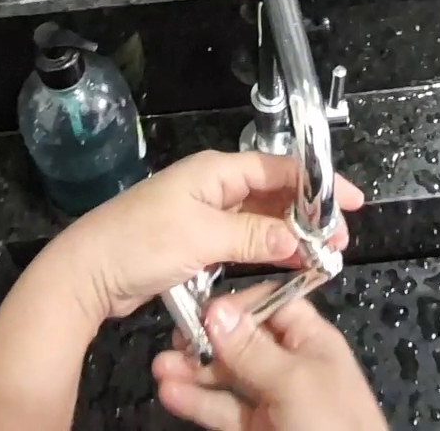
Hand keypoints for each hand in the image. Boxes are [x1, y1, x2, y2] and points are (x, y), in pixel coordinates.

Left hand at [35, 151, 365, 322]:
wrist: (89, 270)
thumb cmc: (141, 241)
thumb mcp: (202, 236)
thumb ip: (254, 236)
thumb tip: (297, 239)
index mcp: (216, 171)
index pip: (278, 169)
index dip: (316, 183)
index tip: (349, 201)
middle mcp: (214, 185)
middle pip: (273, 192)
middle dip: (307, 212)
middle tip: (338, 238)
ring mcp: (205, 213)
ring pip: (260, 217)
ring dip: (289, 232)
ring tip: (320, 253)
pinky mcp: (198, 239)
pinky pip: (243, 238)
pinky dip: (265, 247)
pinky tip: (285, 262)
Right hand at [152, 283, 385, 430]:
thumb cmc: (331, 426)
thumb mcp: (293, 383)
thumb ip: (252, 349)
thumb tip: (215, 309)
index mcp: (310, 340)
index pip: (269, 304)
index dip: (237, 304)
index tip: (202, 311)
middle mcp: (290, 364)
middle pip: (243, 339)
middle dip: (207, 339)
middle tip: (173, 340)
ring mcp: (273, 400)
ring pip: (228, 376)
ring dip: (195, 371)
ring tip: (161, 368)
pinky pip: (225, 410)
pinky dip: (199, 402)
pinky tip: (172, 394)